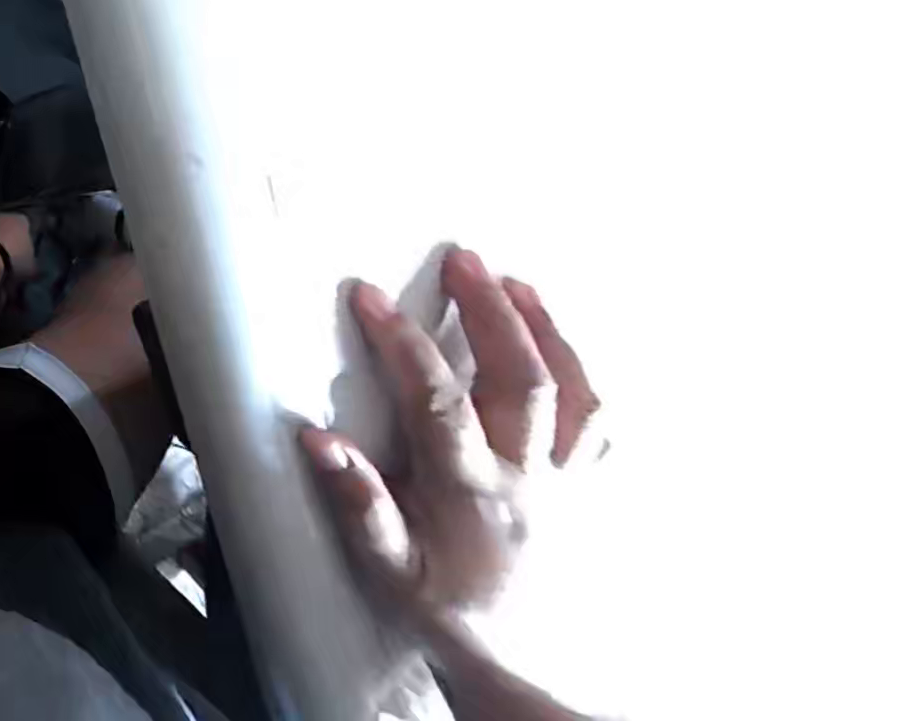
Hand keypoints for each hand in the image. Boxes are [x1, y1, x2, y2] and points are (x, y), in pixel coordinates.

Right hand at [299, 249, 602, 717]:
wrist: (525, 664)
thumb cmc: (443, 605)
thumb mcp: (386, 566)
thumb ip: (356, 503)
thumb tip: (319, 439)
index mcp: (472, 490)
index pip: (435, 400)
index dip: (402, 342)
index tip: (368, 294)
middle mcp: (530, 477)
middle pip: (522, 379)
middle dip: (491, 311)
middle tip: (464, 259)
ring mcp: (570, 482)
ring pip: (577, 394)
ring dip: (549, 330)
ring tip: (518, 282)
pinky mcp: (589, 489)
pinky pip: (604, 424)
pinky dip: (588, 373)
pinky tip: (564, 343)